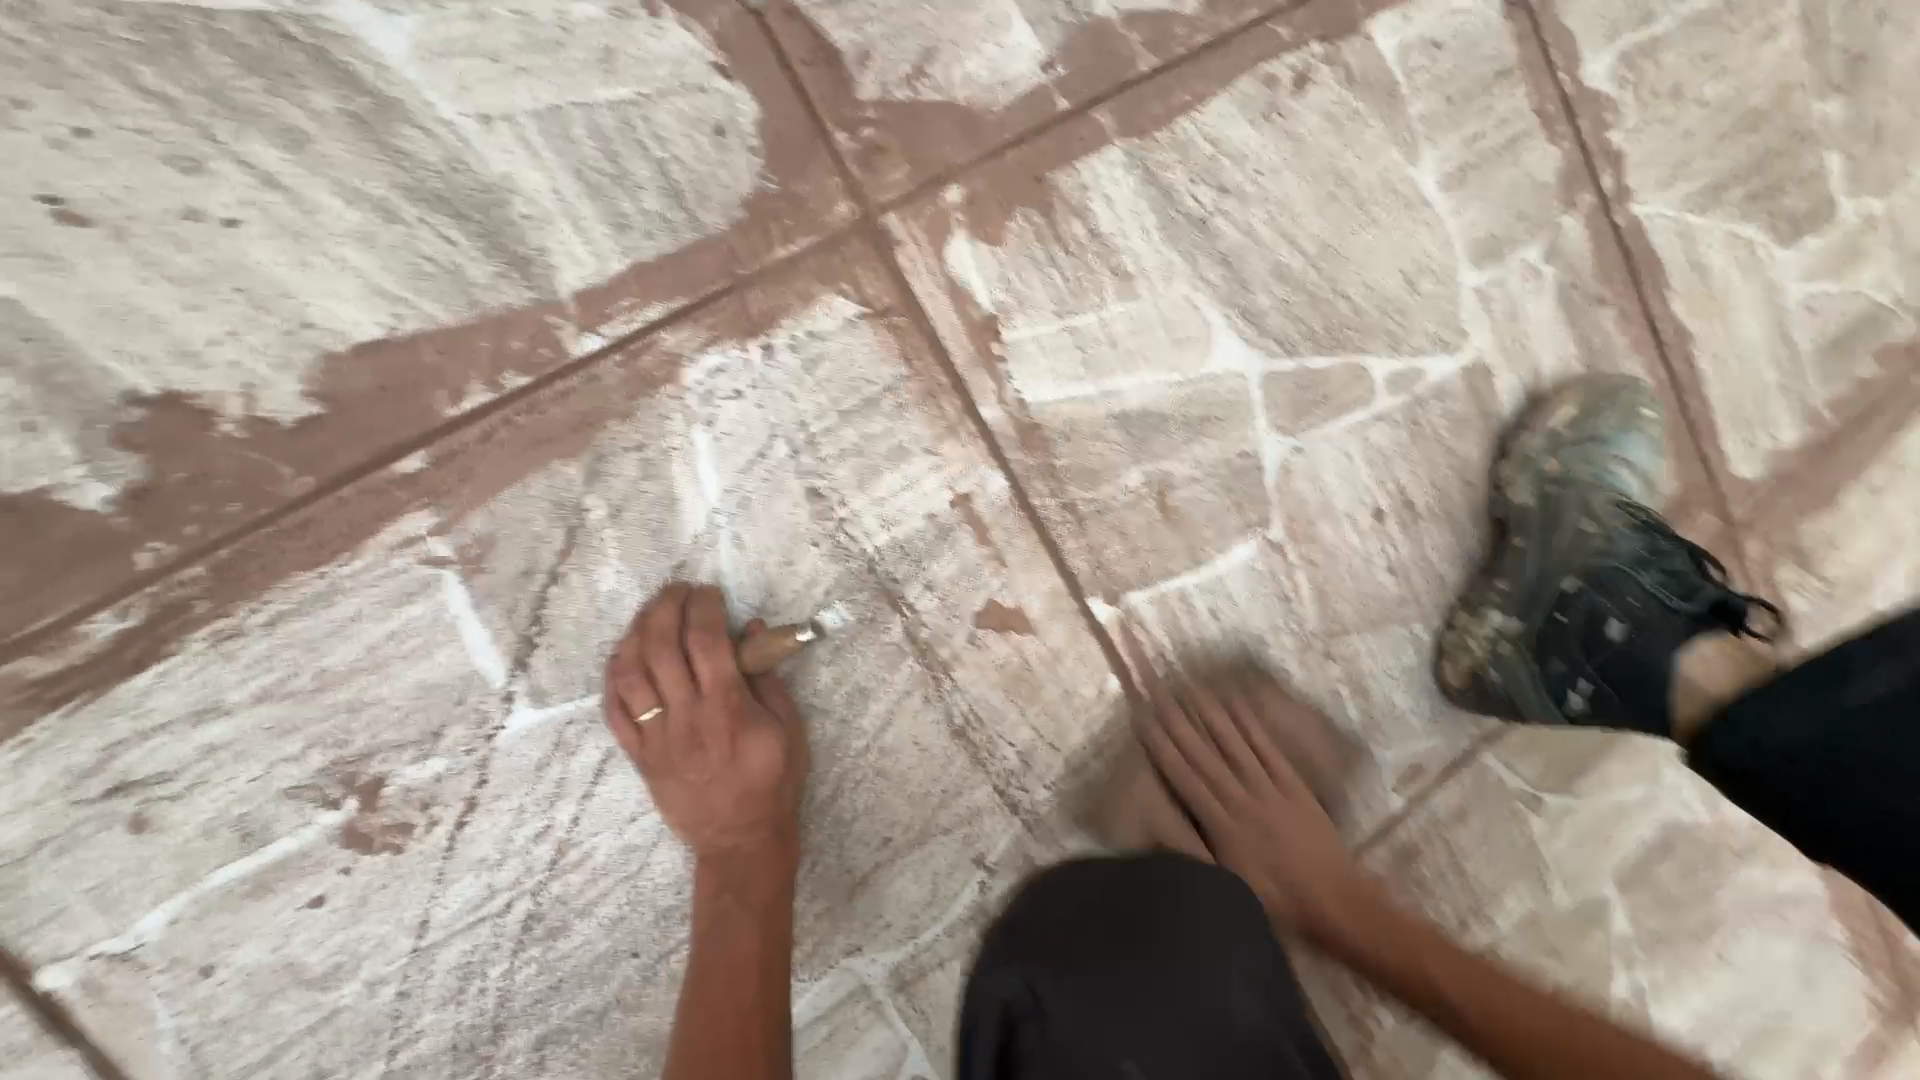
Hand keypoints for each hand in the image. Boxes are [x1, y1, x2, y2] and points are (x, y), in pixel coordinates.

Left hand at [604, 583, 808, 876]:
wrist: (740, 839)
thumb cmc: (774, 782)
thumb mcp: (790, 729)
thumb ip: (768, 679)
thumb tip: (750, 632)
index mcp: (728, 708)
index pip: (707, 641)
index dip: (703, 607)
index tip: (708, 592)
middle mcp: (687, 716)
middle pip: (662, 647)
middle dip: (665, 608)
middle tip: (676, 590)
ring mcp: (657, 737)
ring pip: (631, 673)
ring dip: (636, 633)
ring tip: (649, 612)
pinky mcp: (640, 755)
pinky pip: (614, 709)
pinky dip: (613, 675)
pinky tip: (623, 653)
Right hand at [1133, 660, 1375, 941]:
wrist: (1339, 905)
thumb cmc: (1279, 903)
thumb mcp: (1228, 889)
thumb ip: (1193, 856)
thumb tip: (1154, 830)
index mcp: (1221, 826)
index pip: (1184, 778)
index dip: (1161, 747)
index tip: (1143, 720)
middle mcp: (1241, 800)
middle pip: (1203, 754)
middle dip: (1178, 721)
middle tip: (1159, 690)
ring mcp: (1270, 790)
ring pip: (1234, 745)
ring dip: (1211, 714)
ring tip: (1191, 687)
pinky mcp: (1295, 787)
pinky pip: (1268, 750)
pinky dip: (1251, 725)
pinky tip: (1238, 704)